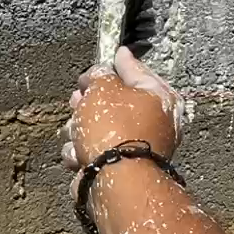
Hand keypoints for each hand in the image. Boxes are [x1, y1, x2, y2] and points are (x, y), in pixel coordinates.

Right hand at [61, 47, 183, 167]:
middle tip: (77, 97)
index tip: (114, 52)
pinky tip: (78, 155)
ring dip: (80, 128)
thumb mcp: (102, 88)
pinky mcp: (119, 168)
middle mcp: (155, 122)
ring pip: (99, 128)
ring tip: (73, 130)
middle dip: (90, 100)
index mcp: (159, 98)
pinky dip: (83, 153)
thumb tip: (101, 73)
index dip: (119, 61)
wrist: (114, 180)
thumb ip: (100, 74)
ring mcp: (137, 148)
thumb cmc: (112, 128)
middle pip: (115, 102)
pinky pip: (94, 152)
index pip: (137, 70)